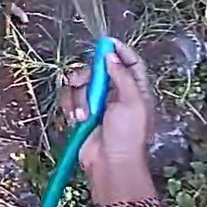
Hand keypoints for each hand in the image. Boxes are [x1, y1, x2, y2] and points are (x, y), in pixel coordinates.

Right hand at [62, 39, 155, 203]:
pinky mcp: (82, 114)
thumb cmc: (127, 134)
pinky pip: (71, 99)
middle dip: (87, 75)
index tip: (105, 42)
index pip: (130, 63)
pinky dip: (71, 107)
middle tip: (82, 81)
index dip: (119, 51)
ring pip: (81, 84)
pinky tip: (77, 118)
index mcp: (135, 90)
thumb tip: (110, 55)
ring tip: (82, 113)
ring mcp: (98, 105)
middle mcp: (116, 94)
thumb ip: (121, 76)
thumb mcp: (131, 102)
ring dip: (79, 97)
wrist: (110, 164)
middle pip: (98, 70)